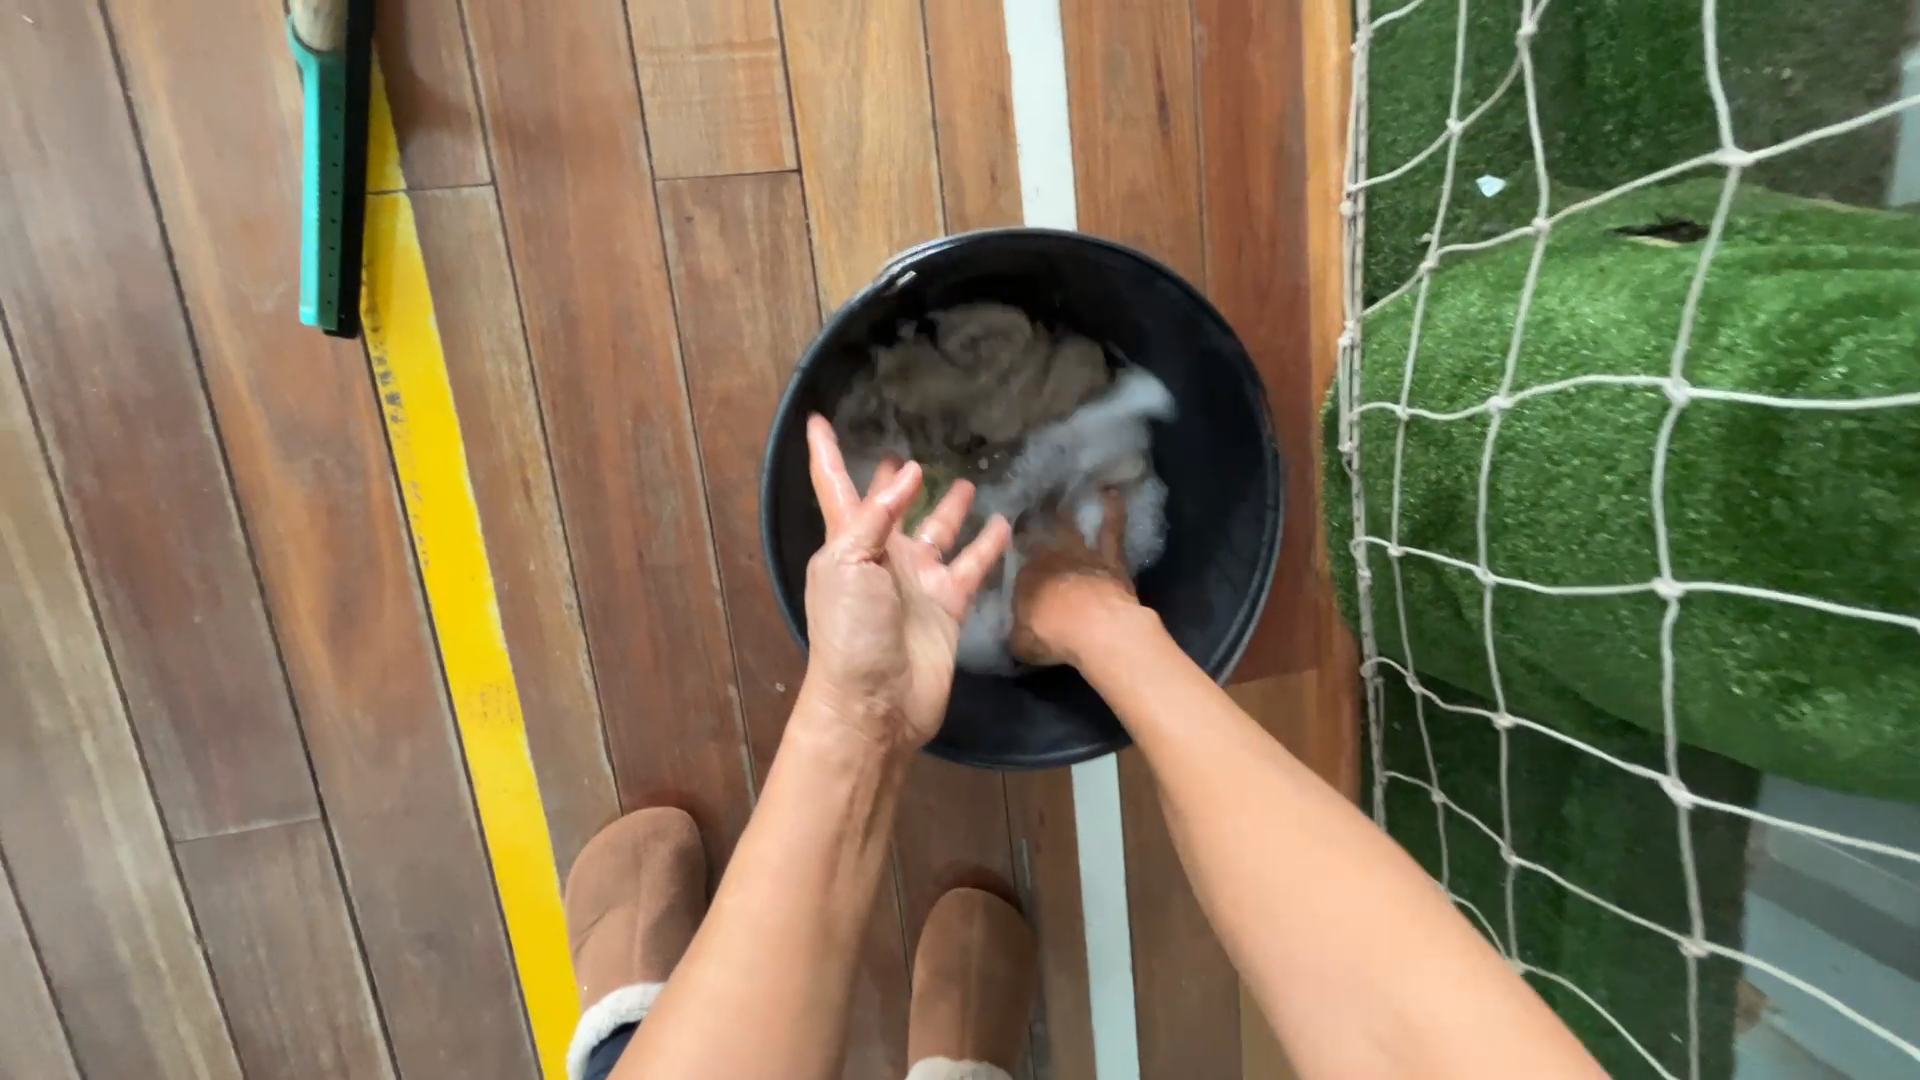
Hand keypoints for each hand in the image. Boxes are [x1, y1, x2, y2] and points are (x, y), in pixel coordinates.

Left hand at [800, 416, 1011, 751]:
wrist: (877, 699)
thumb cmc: (850, 629)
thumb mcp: (848, 562)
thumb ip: (877, 516)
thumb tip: (910, 474)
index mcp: (848, 541)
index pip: (834, 486)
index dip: (825, 453)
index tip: (816, 421)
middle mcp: (883, 556)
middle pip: (890, 508)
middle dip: (893, 482)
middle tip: (907, 453)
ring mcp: (918, 580)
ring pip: (937, 531)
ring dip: (948, 508)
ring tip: (966, 480)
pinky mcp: (949, 603)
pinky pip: (972, 564)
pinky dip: (988, 545)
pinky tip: (1004, 521)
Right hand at [1010, 490, 1141, 666]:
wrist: (1095, 629)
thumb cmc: (1053, 636)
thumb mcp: (1020, 641)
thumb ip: (1014, 630)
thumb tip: (1009, 629)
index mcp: (1024, 576)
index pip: (1013, 557)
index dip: (1008, 544)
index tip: (1002, 534)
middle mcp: (1049, 557)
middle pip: (1038, 533)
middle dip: (1032, 517)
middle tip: (1027, 503)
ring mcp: (1081, 554)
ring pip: (1070, 524)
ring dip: (1064, 508)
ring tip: (1059, 490)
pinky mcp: (1111, 558)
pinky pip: (1112, 529)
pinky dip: (1112, 510)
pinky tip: (1111, 492)